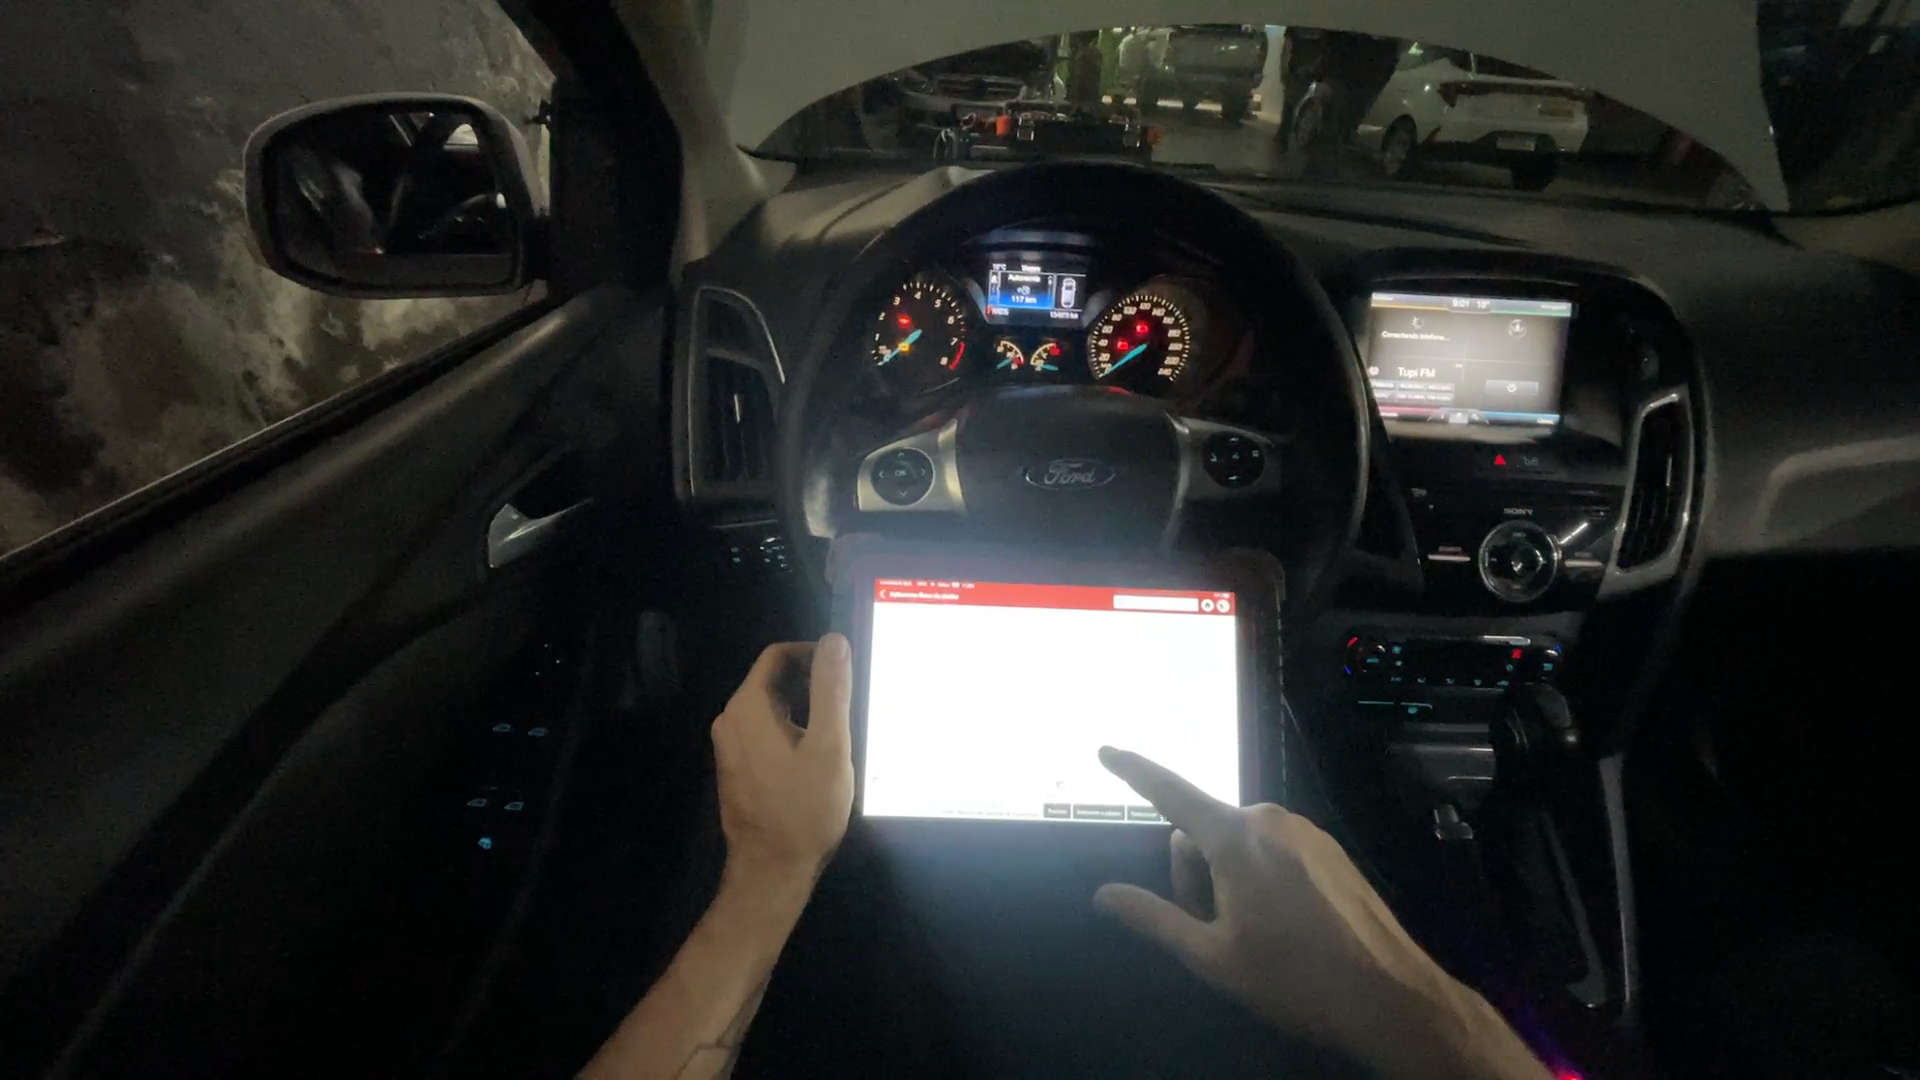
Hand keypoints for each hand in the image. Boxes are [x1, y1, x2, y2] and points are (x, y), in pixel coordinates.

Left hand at [710, 635, 853, 887]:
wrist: (771, 873)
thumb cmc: (804, 809)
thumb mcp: (829, 746)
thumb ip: (831, 690)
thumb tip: (834, 639)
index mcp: (748, 708)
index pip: (776, 655)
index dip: (811, 653)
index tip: (843, 670)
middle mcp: (731, 720)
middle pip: (772, 678)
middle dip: (810, 680)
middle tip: (847, 702)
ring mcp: (730, 745)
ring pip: (771, 705)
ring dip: (804, 705)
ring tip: (837, 728)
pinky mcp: (738, 766)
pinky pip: (765, 728)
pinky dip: (792, 726)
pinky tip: (816, 752)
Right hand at [1092, 747, 1550, 1079]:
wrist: (1398, 1001)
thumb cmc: (1294, 979)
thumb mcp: (1212, 957)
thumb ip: (1153, 918)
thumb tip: (1103, 895)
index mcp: (1233, 838)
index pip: (1168, 791)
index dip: (1132, 770)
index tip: (1105, 750)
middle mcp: (1266, 818)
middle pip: (1201, 829)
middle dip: (1192, 872)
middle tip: (1214, 928)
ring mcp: (1302, 829)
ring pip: (1236, 839)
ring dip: (1226, 874)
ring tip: (1254, 931)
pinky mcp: (1327, 847)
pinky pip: (1271, 844)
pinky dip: (1258, 871)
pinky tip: (1285, 920)